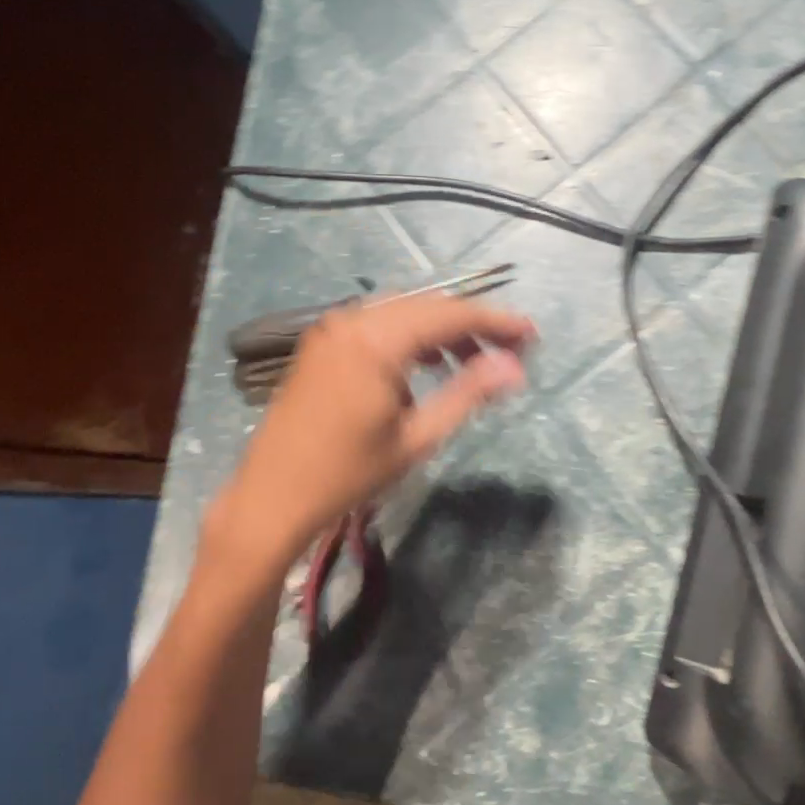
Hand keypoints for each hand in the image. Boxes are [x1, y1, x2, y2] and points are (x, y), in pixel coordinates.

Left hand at [214, 294, 535, 558]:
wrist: (272, 497)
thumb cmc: (348, 474)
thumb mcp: (417, 438)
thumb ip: (468, 394)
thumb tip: (515, 367)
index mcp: (376, 340)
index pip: (449, 314)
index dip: (495, 321)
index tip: (532, 335)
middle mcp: (352, 321)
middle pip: (427, 306)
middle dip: (472, 324)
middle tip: (511, 349)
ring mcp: (332, 331)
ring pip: (402, 313)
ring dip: (441, 330)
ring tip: (474, 360)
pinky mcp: (321, 345)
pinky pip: (377, 325)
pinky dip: (410, 337)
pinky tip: (429, 364)